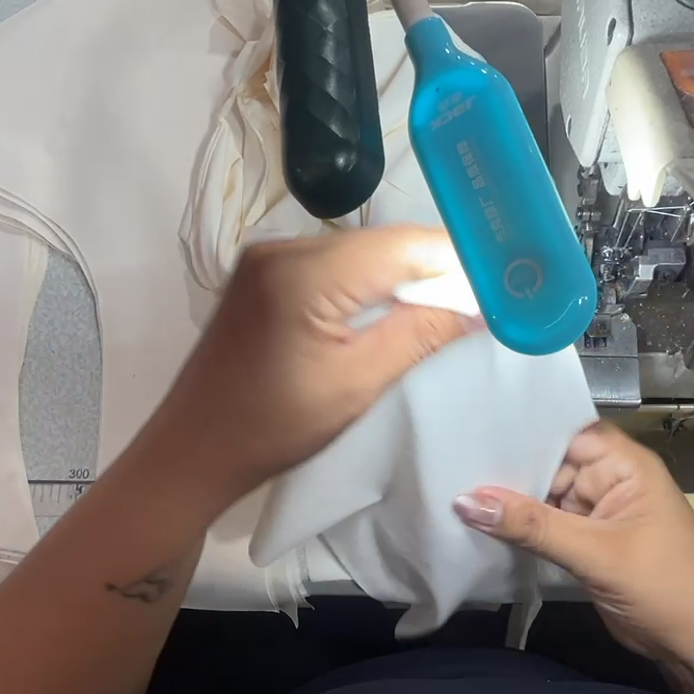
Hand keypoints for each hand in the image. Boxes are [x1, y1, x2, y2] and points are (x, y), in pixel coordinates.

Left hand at [147, 226, 477, 494]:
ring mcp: (266, 258)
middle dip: (431, 271)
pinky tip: (385, 313)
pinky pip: (332, 266)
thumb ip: (419, 335)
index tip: (499, 284)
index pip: (402, 245)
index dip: (455, 261)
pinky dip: (366, 285)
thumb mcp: (356, 385)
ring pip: (359, 253)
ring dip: (400, 279)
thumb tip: (477, 306)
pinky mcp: (262, 274)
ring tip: (437, 314)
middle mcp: (281, 248)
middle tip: (476, 304)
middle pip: (381, 244)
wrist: (193, 449)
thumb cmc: (272, 428)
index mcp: (303, 273)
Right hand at [453, 422, 693, 658]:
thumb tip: (464, 500)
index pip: (568, 431)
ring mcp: (597, 514)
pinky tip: (478, 522)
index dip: (525, 427)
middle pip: (549, 463)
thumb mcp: (597, 554)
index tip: (473, 425)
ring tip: (452, 487)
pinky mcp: (586, 544)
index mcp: (625, 466)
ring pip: (543, 496)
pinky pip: (546, 526)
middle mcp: (609, 481)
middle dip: (507, 467)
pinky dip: (519, 528)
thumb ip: (532, 526)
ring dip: (508, 500)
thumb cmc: (667, 590)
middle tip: (449, 462)